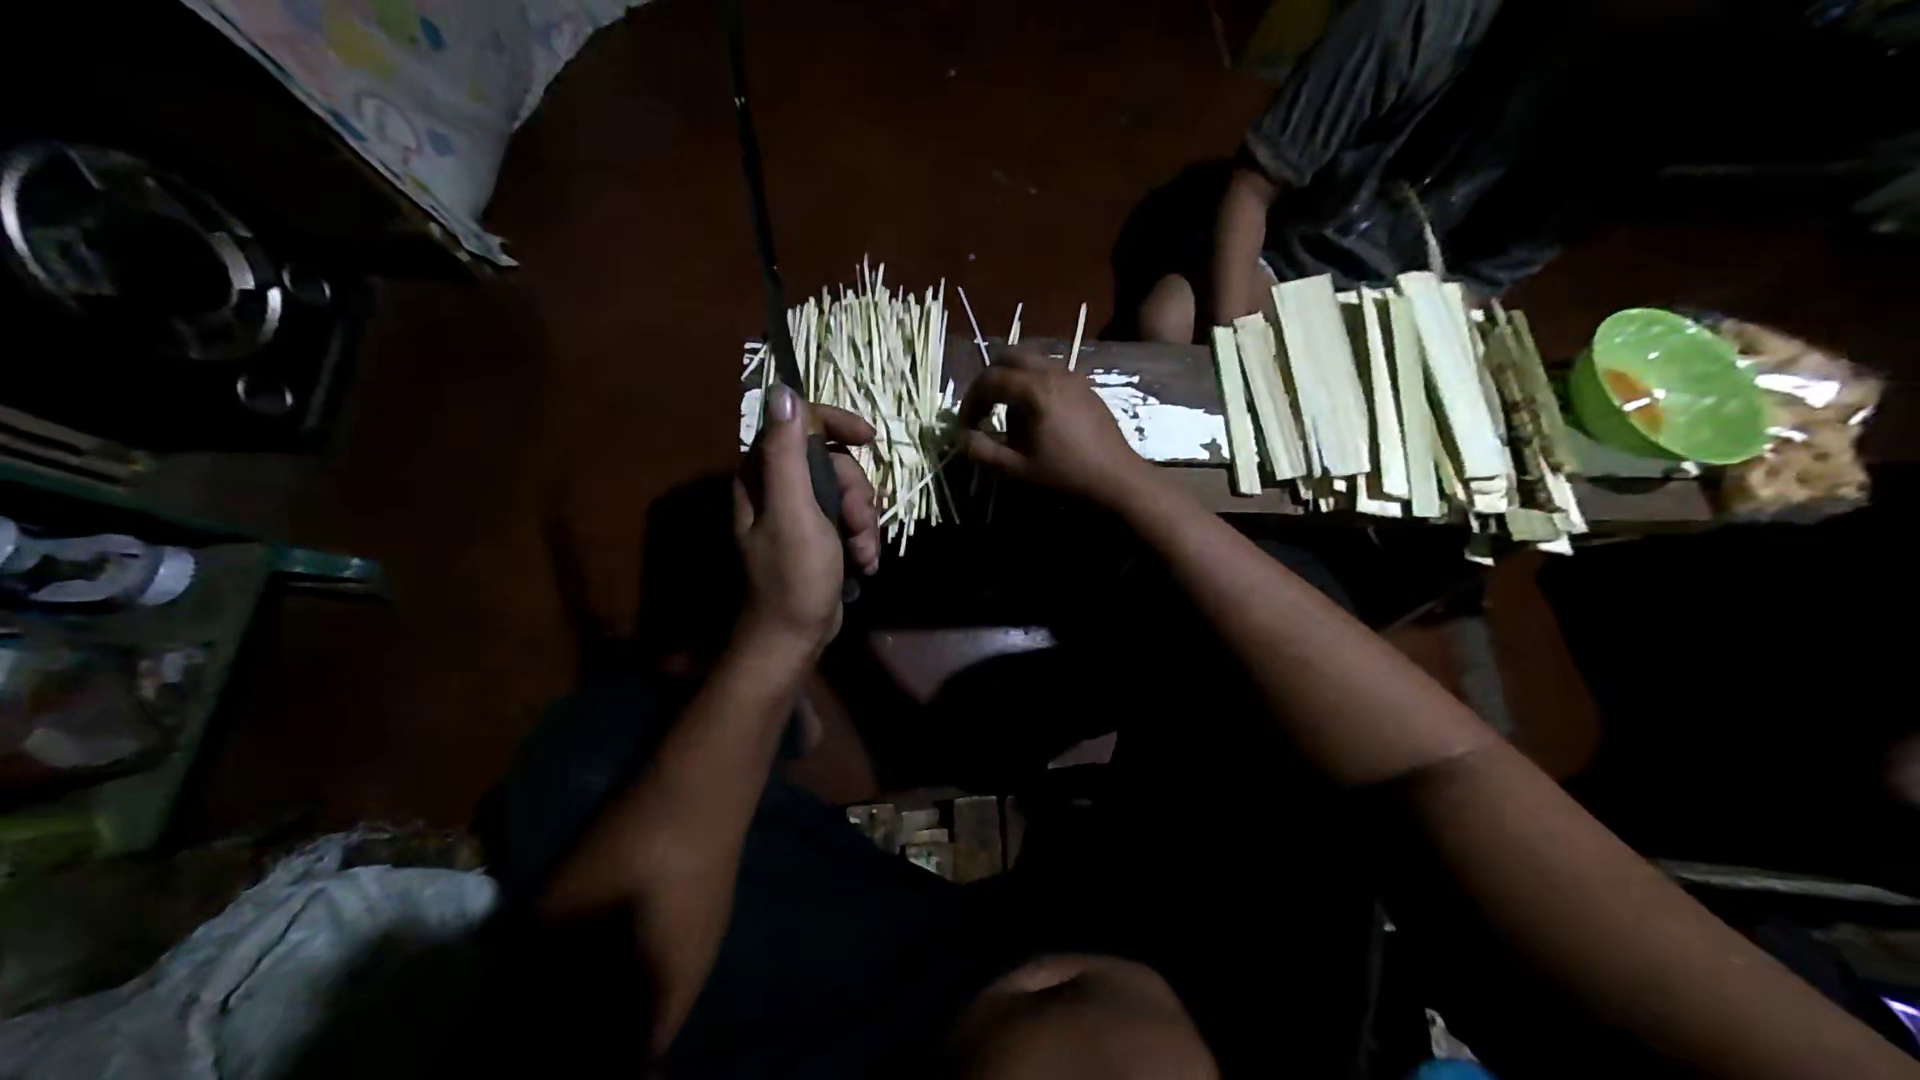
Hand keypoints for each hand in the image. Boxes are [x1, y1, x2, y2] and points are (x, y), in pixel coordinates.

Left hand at [734, 386, 879, 655]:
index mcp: (762, 476)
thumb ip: (787, 453)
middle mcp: (779, 488)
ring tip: (862, 552)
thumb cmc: (793, 575)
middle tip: (857, 524)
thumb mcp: (793, 511)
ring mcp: (801, 512)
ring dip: (864, 521)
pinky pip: (852, 517)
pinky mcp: (820, 534)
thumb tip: (783, 391)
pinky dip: (863, 537)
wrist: (796, 634)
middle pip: (833, 462)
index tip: (869, 438)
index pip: (798, 424)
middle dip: (856, 494)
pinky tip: (864, 562)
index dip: (835, 424)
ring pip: (848, 491)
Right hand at [959, 348, 1152, 506]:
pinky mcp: (1084, 385)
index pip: (990, 379)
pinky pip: (1051, 369)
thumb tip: (961, 438)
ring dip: (1012, 378)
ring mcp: (1072, 375)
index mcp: (1035, 390)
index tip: (966, 425)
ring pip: (1032, 359)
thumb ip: (984, 451)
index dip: (971, 400)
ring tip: (1007, 411)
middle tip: (982, 407)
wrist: (1116, 477)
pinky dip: (1033, 381)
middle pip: (1010, 356)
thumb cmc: (1066, 474)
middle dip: (989, 379)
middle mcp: (1054, 373)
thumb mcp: (1018, 468)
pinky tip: (1035, 413)